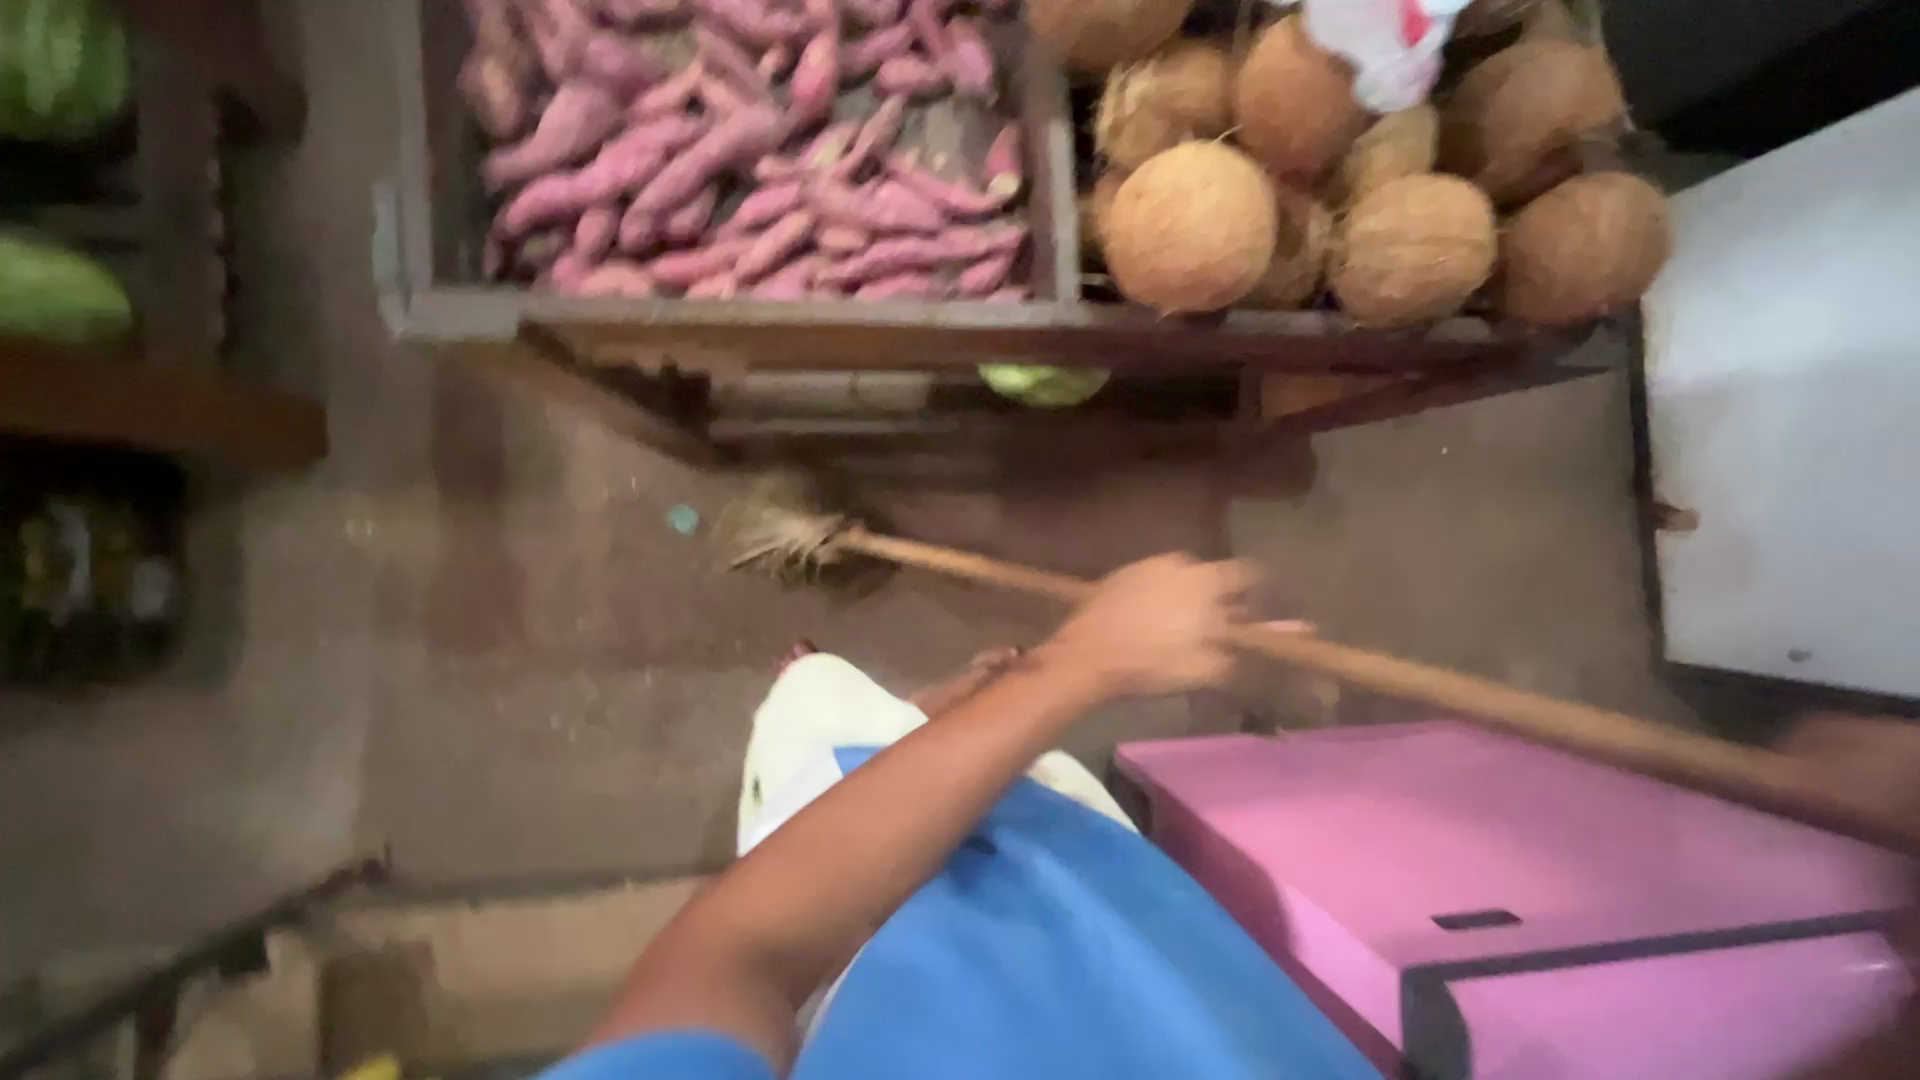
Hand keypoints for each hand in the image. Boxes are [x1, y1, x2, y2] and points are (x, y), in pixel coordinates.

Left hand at [1037, 553, 1272, 699]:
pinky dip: (1158, 602)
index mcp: (1206, 578)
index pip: (1250, 574)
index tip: (1255, 622)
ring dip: (1187, 602)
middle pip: (1213, 579)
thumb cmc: (1154, 663)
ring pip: (1180, 581)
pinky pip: (1151, 585)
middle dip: (1220, 603)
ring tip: (1179, 635)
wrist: (1085, 656)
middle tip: (1216, 635)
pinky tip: (1148, 628)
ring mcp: (1143, 566)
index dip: (1259, 598)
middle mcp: (1178, 562)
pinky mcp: (1117, 576)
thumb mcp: (1211, 665)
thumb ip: (1256, 645)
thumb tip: (1303, 631)